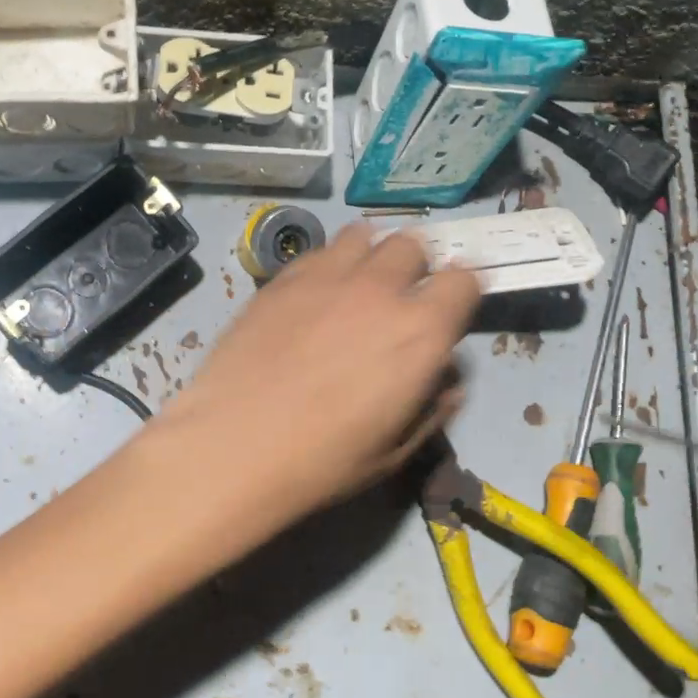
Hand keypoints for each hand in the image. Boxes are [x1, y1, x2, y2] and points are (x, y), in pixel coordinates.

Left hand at [149, 225, 478, 520]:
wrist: (234, 445)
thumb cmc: (322, 461)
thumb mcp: (393, 452)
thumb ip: (431, 409)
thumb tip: (447, 382)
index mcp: (421, 332)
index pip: (464, 281)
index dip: (458, 295)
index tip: (446, 312)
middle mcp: (380, 290)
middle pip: (413, 246)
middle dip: (415, 267)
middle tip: (399, 299)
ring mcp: (327, 277)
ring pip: (364, 236)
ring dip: (371, 255)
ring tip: (357, 285)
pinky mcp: (281, 279)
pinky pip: (319, 251)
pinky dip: (328, 263)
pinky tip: (314, 294)